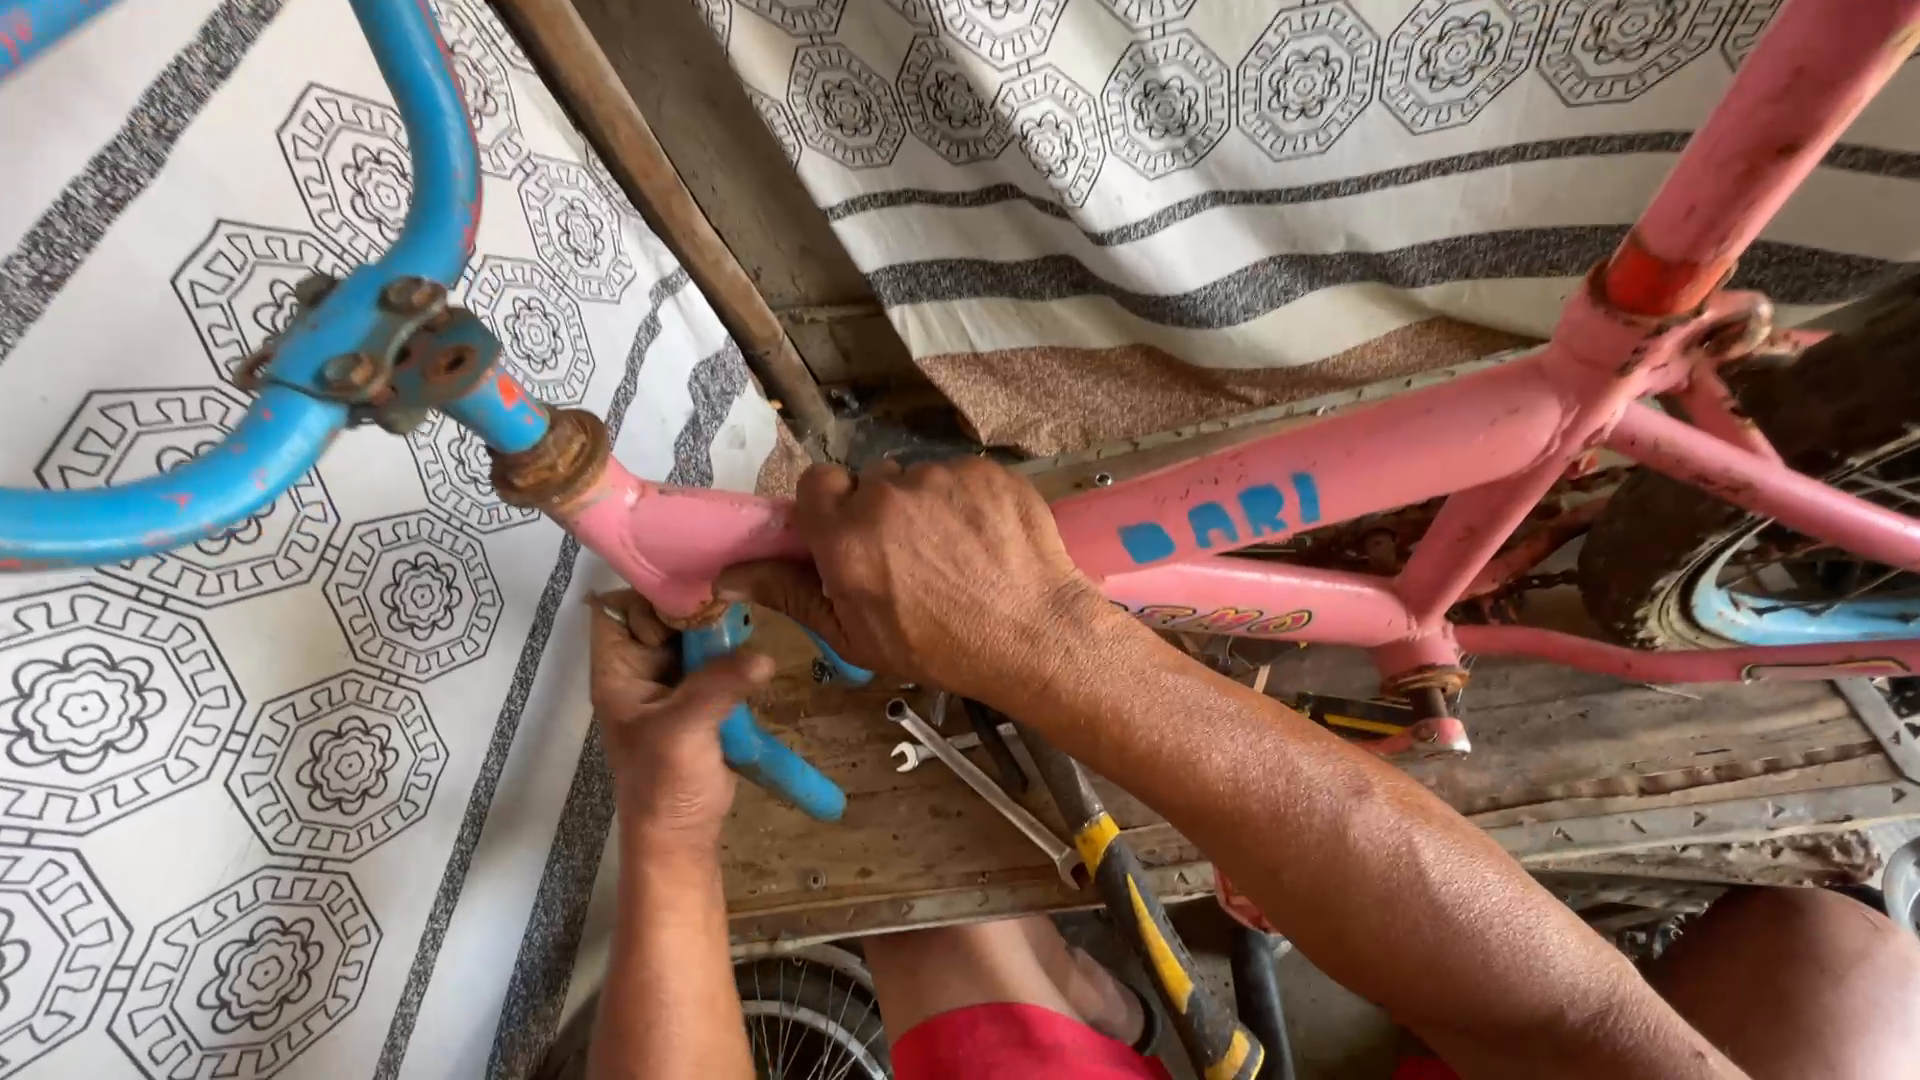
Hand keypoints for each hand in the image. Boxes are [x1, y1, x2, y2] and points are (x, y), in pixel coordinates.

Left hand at [589, 590, 773, 847]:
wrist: (682, 835)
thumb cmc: (665, 785)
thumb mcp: (684, 732)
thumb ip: (718, 687)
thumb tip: (765, 658)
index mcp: (618, 671)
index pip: (617, 611)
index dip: (648, 591)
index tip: (693, 579)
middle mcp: (640, 669)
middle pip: (659, 616)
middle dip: (692, 601)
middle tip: (732, 589)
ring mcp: (672, 682)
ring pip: (689, 635)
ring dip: (715, 623)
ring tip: (746, 607)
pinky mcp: (701, 695)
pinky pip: (714, 657)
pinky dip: (731, 646)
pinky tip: (754, 635)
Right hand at [717, 458, 1113, 708]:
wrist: (1034, 636)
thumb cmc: (940, 649)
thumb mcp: (856, 637)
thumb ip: (792, 595)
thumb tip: (730, 576)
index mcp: (846, 536)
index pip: (815, 484)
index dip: (830, 507)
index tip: (848, 533)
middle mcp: (888, 496)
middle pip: (869, 482)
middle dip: (880, 511)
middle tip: (909, 555)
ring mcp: (941, 477)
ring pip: (918, 480)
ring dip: (927, 507)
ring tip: (957, 552)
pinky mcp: (985, 470)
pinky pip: (961, 476)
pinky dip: (968, 501)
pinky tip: (986, 539)